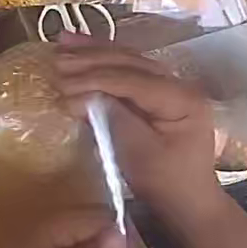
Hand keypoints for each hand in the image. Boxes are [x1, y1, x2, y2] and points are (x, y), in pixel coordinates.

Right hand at [53, 39, 227, 223]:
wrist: (190, 204)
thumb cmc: (167, 184)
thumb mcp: (139, 155)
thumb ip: (113, 119)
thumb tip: (79, 95)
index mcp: (182, 99)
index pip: (133, 79)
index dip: (95, 78)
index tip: (62, 83)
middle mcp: (180, 85)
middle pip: (132, 62)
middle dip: (92, 58)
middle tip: (56, 56)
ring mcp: (171, 88)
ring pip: (130, 62)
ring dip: (95, 52)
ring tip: (63, 43)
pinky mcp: (159, 96)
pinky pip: (130, 73)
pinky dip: (105, 64)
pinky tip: (84, 54)